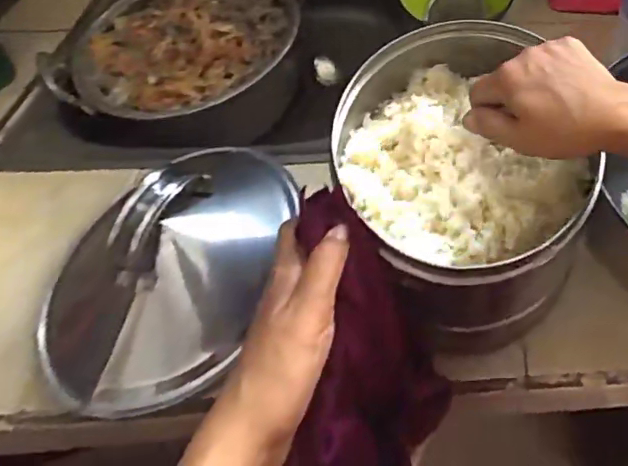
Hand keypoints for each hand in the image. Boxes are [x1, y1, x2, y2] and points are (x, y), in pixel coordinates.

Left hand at [183, 222, 348, 465]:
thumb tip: (341, 222)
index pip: (295, 228)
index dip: (317, 210)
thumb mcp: (308, 310)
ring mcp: (287, 317)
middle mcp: (283, 290)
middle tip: (371, 224)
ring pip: (313, 276)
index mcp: (284, 276)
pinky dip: (338, 293)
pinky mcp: (296, 342)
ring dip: (337, 263)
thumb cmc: (281, 365)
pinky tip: (358, 299)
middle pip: (306, 250)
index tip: (350, 198)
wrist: (255, 429)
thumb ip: (324, 266)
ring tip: (372, 254)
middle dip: (332, 234)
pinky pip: (320, 303)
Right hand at [464, 37, 627, 157]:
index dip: (488, 110)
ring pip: (529, 66)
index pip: (478, 91)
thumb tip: (468, 116)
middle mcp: (522, 55)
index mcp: (506, 78)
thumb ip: (489, 125)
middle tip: (536, 117)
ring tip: (557, 102)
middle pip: (505, 77)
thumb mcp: (522, 139)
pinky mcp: (569, 43)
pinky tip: (570, 86)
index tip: (508, 123)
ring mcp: (548, 46)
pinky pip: (551, 56)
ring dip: (534, 80)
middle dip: (513, 94)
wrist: (614, 113)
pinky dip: (555, 69)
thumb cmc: (565, 131)